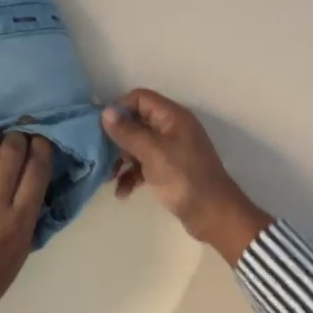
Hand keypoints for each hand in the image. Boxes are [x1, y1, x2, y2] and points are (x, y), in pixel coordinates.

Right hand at [102, 89, 271, 264]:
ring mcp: (172, 150)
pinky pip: (146, 166)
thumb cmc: (183, 177)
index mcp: (172, 116)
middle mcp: (172, 128)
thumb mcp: (152, 152)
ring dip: (122, 160)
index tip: (101, 128)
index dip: (120, 109)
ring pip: (139, 146)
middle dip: (117, 139)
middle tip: (100, 155)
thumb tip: (106, 111)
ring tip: (108, 178)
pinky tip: (122, 193)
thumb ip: (128, 131)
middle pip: (137, 122)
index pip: (141, 98)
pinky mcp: (170, 171)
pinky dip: (133, 176)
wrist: (212, 213)